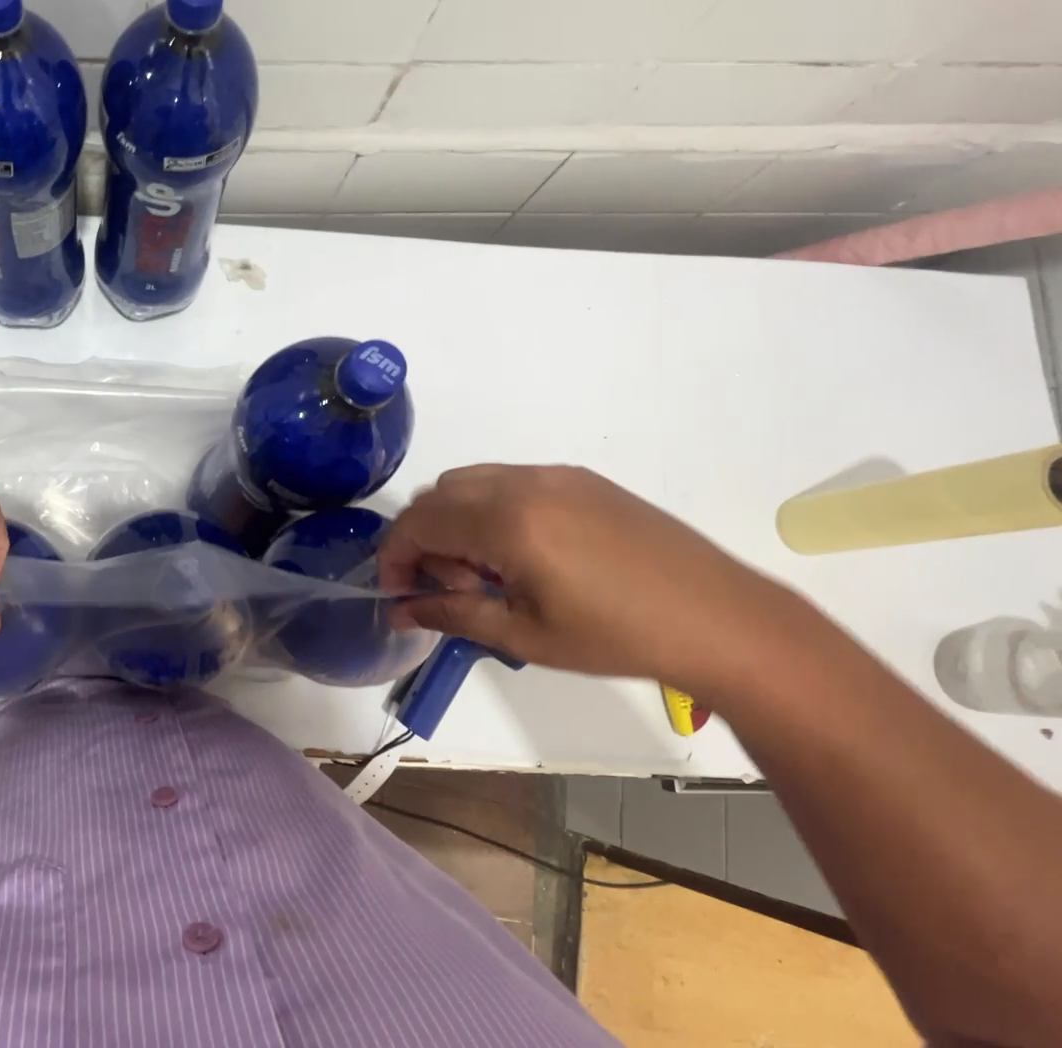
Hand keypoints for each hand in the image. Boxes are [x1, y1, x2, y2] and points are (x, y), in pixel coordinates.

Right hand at [379, 465, 814, 695]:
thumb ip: (450, 614)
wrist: (720, 619)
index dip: (393, 557)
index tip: (398, 594)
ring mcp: (555, 475)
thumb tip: (399, 610)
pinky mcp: (582, 479)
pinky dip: (488, 509)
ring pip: (470, 482)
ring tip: (484, 573)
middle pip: (437, 496)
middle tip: (445, 588)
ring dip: (453, 521)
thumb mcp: (522, 635)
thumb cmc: (615, 637)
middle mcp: (524, 484)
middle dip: (421, 539)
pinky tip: (520, 554)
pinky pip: (508, 481)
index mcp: (506, 522)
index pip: (417, 523)